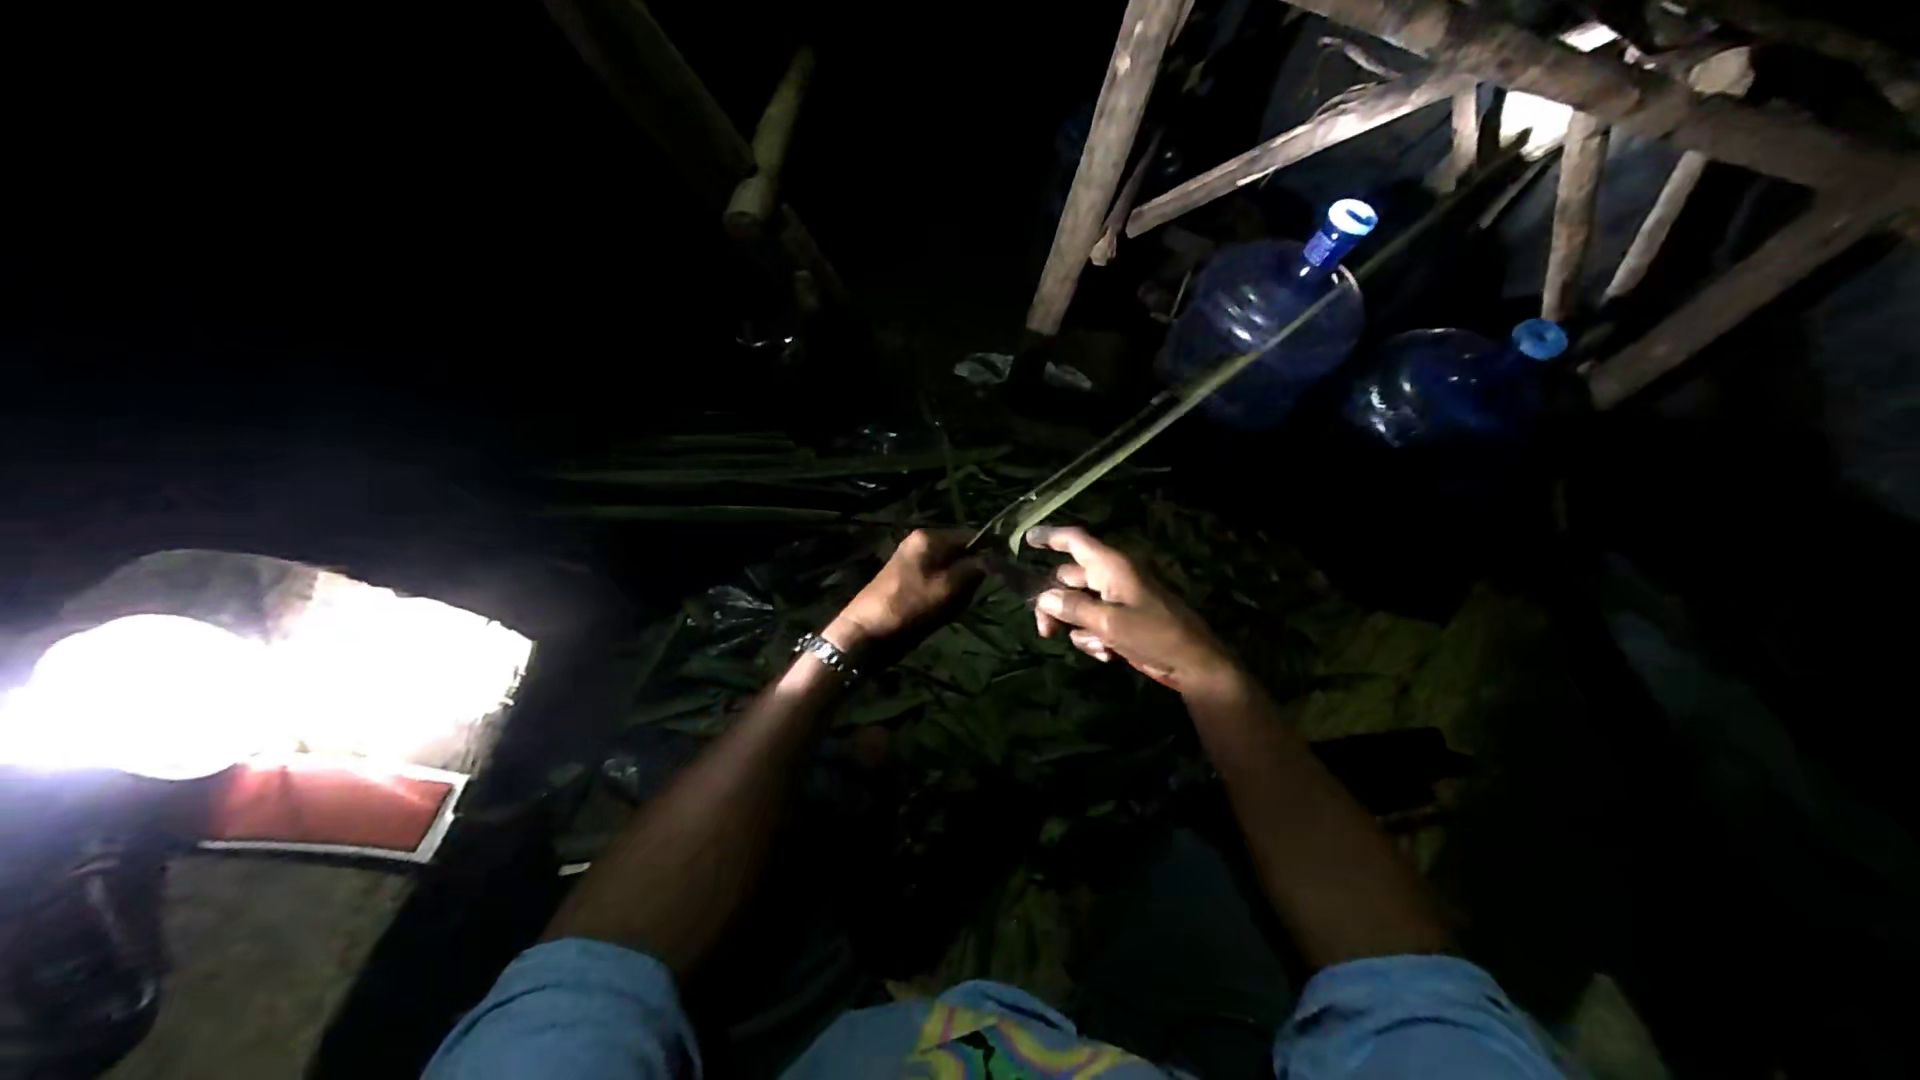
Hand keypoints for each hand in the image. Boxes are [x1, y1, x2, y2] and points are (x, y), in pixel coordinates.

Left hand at [824, 529, 985, 667]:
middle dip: (970, 576)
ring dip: (958, 591)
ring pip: (952, 572)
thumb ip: (975, 568)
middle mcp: (921, 543)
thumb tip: (997, 555)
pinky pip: (939, 584)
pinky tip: (939, 612)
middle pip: (962, 554)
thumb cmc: (909, 606)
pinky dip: (945, 597)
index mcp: (929, 537)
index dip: (989, 552)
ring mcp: (913, 562)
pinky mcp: (909, 581)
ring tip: (950, 607)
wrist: (866, 632)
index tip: (1002, 574)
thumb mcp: (949, 587)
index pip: (972, 535)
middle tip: (966, 597)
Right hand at [1027, 525, 1240, 695]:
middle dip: (1053, 603)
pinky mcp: (1121, 621)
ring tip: (1095, 645)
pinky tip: (1108, 654)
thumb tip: (1044, 598)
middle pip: (1067, 578)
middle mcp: (1111, 578)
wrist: (1192, 665)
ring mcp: (1116, 600)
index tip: (1026, 538)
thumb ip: (1073, 608)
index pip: (1075, 541)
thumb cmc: (1154, 635)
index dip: (1049, 536)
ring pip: (1076, 605)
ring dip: (1077, 627)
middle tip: (1045, 631)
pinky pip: (1092, 623)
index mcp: (1111, 566)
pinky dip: (1093, 638)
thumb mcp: (1108, 622)